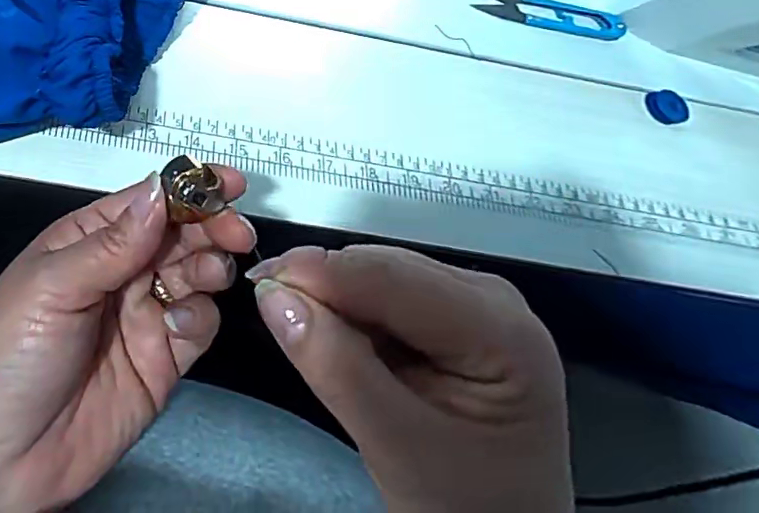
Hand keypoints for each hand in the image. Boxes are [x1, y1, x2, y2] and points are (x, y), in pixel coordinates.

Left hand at [0, 168, 257, 510]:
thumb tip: (158, 190)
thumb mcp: (54, 285)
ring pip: (193, 275)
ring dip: (208, 267)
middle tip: (235, 231)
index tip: (227, 181)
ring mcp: (140, 315)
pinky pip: (196, 326)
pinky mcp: (159, 361)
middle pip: (177, 235)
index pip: (145, 203)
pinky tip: (180, 325)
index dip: (186, 188)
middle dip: (210, 226)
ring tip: (208, 274)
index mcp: (87, 239)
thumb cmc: (7, 352)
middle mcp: (117, 271)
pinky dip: (200, 318)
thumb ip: (113, 243)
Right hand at [249, 245, 571, 512]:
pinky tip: (336, 337)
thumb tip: (274, 296)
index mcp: (499, 331)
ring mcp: (471, 298)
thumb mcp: (396, 445)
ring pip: (372, 272)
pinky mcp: (448, 307)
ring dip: (329, 296)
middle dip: (320, 286)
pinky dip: (345, 307)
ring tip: (302, 330)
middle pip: (379, 268)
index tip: (259, 284)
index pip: (389, 278)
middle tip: (272, 312)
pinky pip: (378, 288)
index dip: (318, 272)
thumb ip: (336, 368)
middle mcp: (490, 298)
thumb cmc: (463, 502)